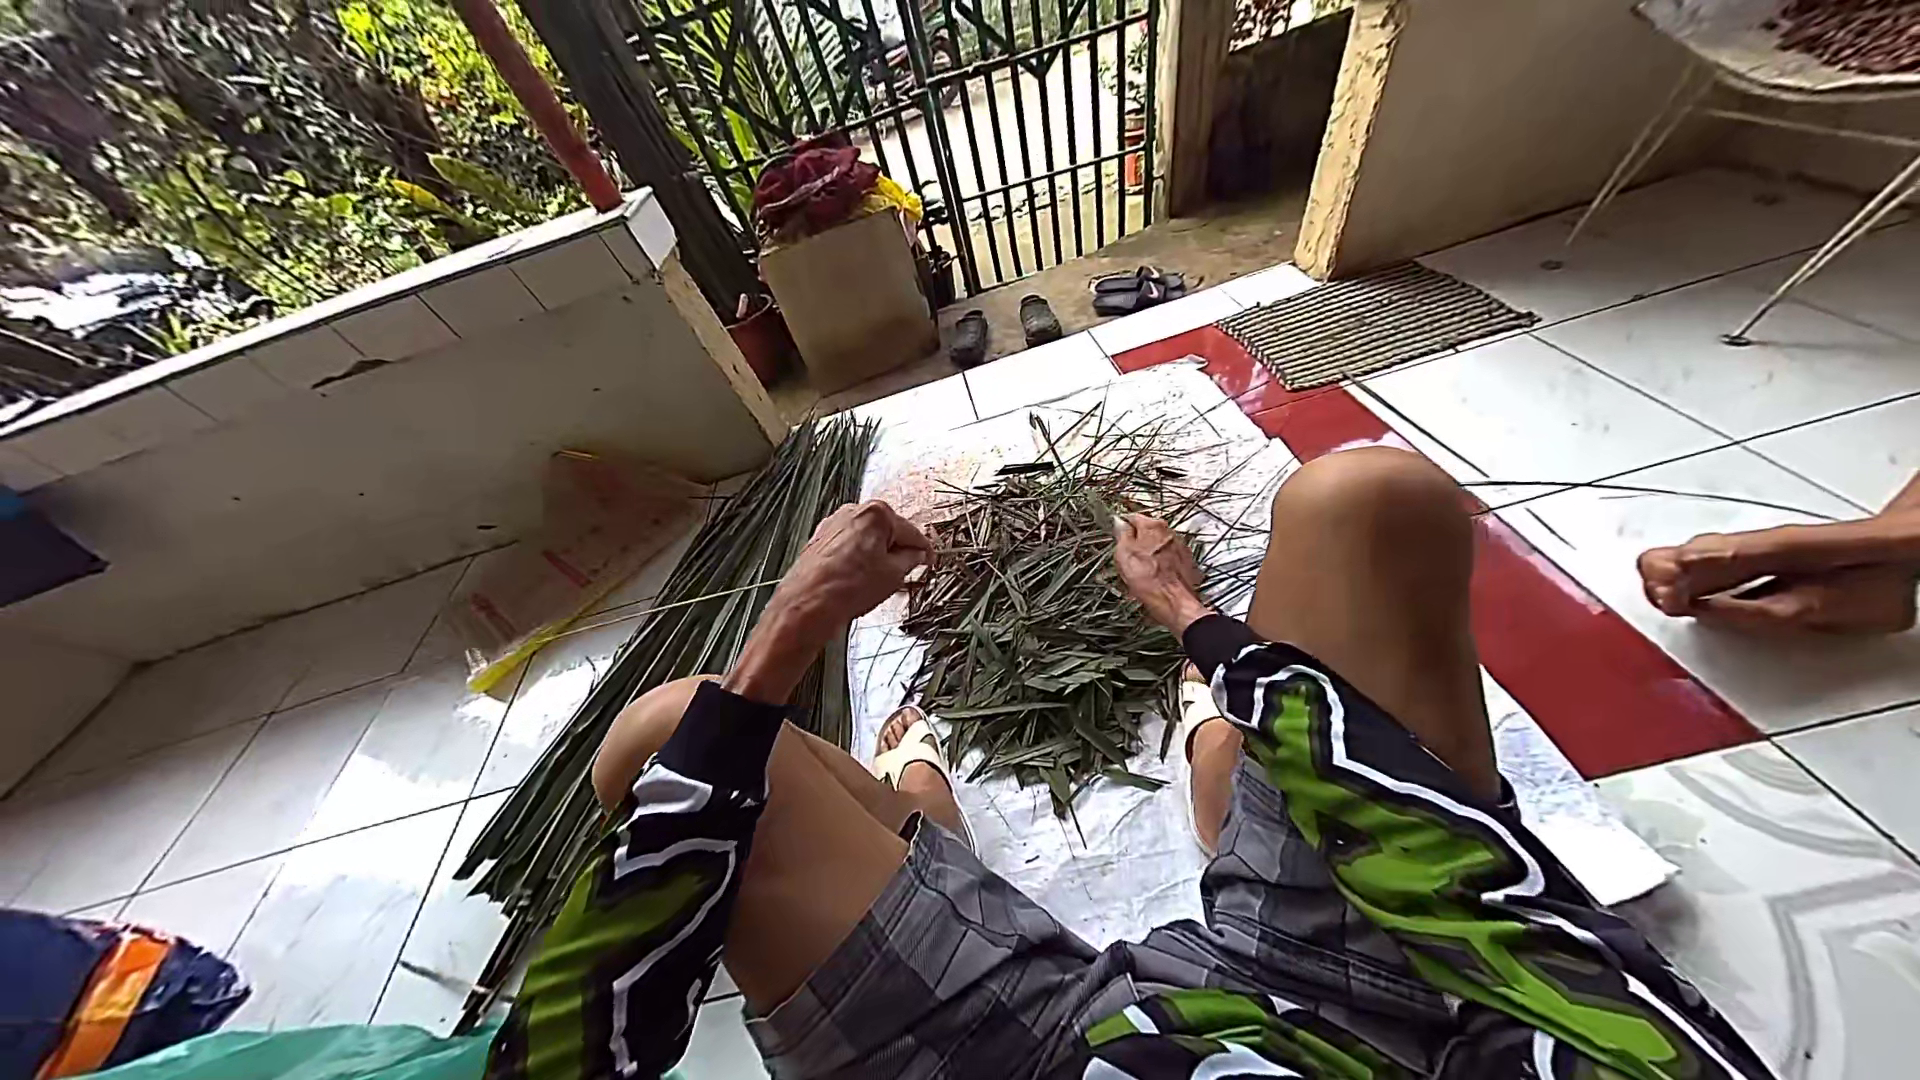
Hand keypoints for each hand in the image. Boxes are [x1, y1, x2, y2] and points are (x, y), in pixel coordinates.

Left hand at [725, 501, 931, 702]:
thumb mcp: (894, 575)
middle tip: (905, 573)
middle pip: (887, 530)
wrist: (808, 604)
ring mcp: (834, 525)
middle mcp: (852, 512)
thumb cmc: (844, 588)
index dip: (924, 550)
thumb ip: (911, 559)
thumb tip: (916, 555)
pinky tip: (858, 581)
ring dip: (877, 556)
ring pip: (867, 538)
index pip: (911, 531)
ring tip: (877, 582)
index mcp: (876, 513)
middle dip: (898, 551)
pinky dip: (858, 560)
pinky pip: (849, 546)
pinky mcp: (820, 540)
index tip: (928, 560)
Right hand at [1113, 514, 1211, 634]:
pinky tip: (1153, 577)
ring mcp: (1180, 547)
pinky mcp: (1186, 562)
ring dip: (1149, 554)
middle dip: (1136, 543)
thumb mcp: (1123, 554)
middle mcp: (1170, 532)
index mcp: (1153, 526)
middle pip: (1147, 532)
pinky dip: (1160, 565)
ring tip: (1140, 572)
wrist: (1173, 601)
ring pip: (1158, 546)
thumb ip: (1121, 534)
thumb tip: (1119, 524)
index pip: (1132, 517)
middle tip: (1126, 558)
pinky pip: (1168, 559)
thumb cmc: (1148, 579)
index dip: (1122, 527)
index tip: (1117, 536)